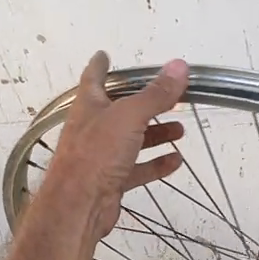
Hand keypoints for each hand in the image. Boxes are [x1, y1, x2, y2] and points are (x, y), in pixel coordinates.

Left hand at [38, 53, 189, 243]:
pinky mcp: (111, 180)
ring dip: (155, 134)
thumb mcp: (129, 117)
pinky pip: (137, 168)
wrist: (78, 205)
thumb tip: (180, 66)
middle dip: (145, 104)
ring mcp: (101, 156)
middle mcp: (93, 128)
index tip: (104, 55)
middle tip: (170, 97)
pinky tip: (175, 161)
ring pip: (132, 140)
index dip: (101, 65)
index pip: (94, 78)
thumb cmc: (96, 153)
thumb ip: (156, 94)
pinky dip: (155, 164)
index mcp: (89, 105)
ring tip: (180, 130)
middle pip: (121, 110)